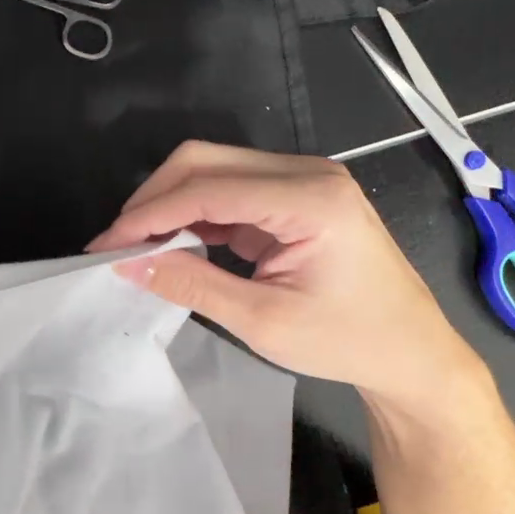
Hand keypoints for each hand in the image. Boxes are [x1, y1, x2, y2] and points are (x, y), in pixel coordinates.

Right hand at [88, 141, 484, 408]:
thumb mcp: (261, 320)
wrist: (409, 352)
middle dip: (151, 200)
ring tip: (136, 246)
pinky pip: (227, 191)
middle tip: (117, 244)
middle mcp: (307, 175)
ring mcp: (301, 182)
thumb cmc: (346, 340)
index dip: (147, 214)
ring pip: (210, 170)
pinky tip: (170, 244)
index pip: (206, 188)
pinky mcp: (293, 198)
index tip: (105, 246)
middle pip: (203, 161)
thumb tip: (128, 263)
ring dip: (167, 204)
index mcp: (310, 200)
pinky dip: (190, 214)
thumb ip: (192, 285)